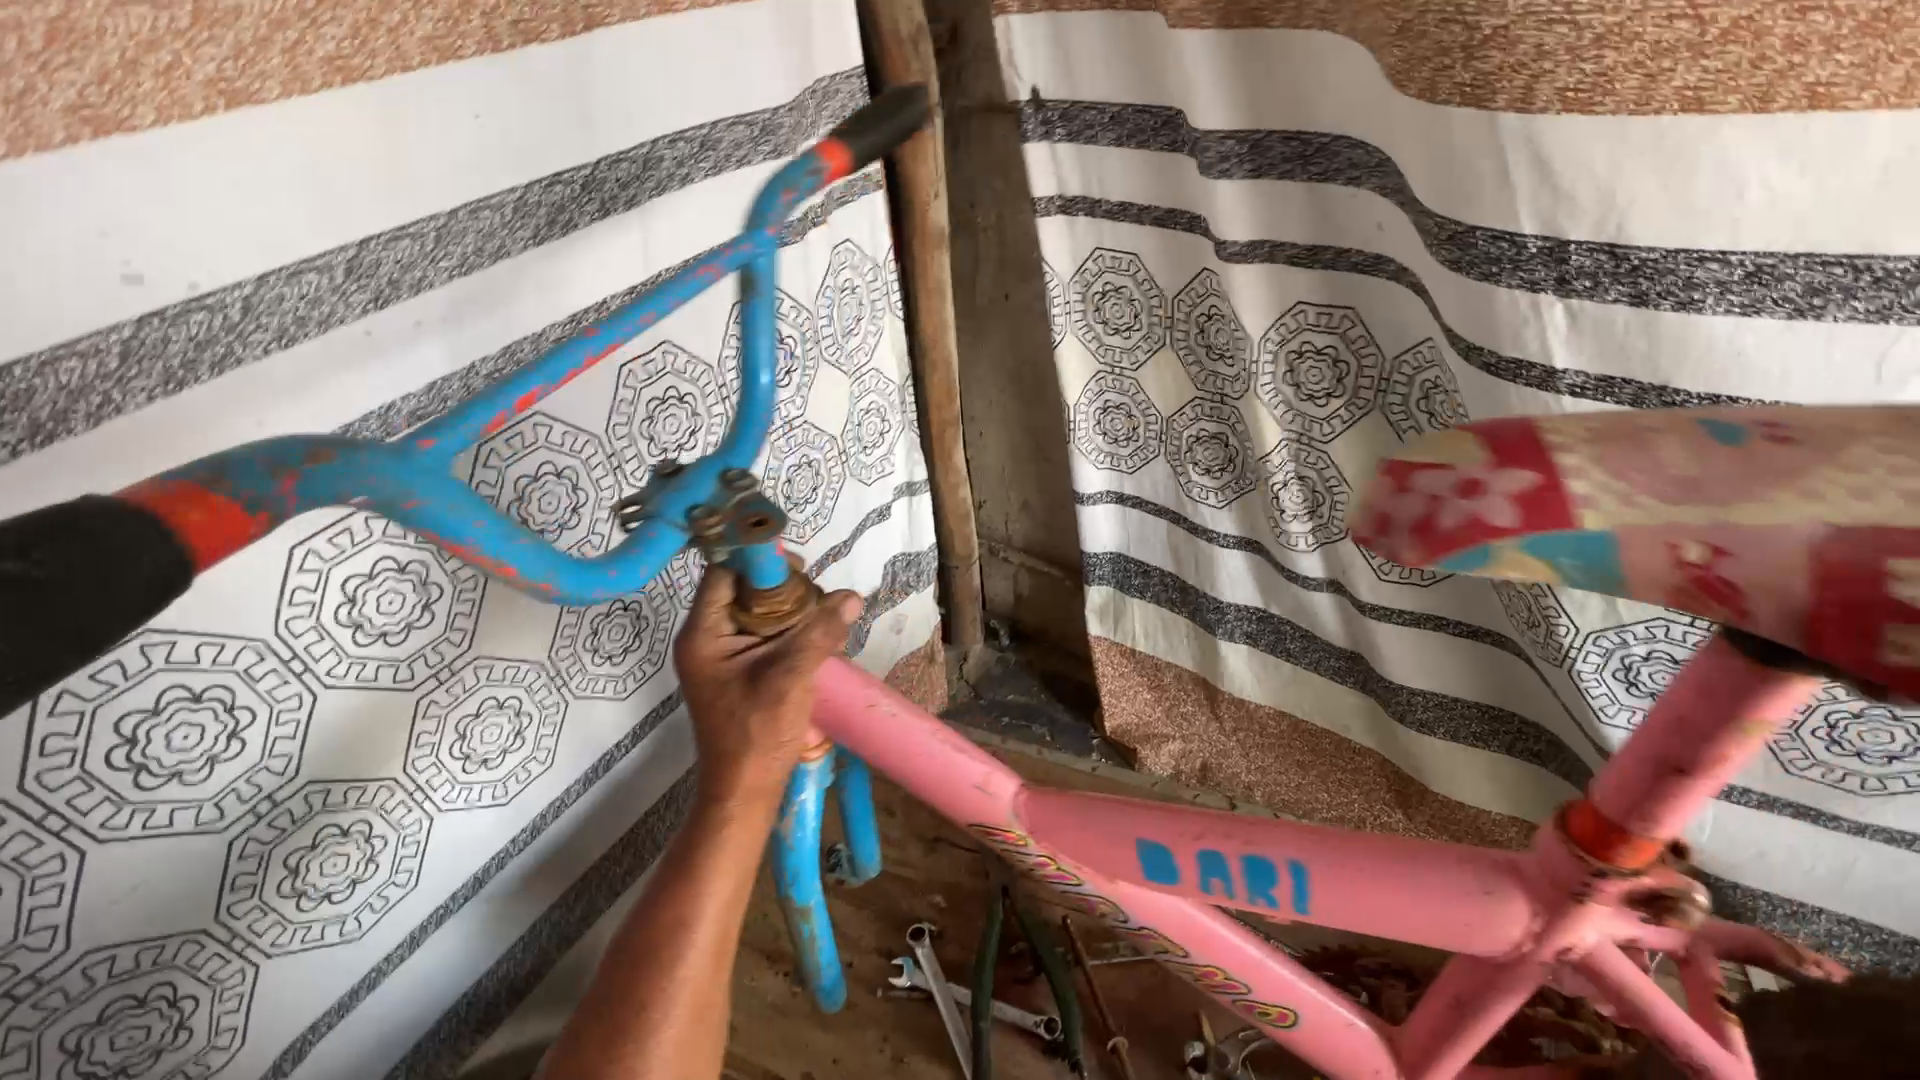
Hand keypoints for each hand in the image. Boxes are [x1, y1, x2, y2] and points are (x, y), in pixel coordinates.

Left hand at [672, 562, 861, 800]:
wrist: (745, 790)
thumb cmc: (758, 733)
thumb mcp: (790, 676)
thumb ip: (818, 632)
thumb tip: (851, 598)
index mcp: (703, 634)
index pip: (724, 574)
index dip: (759, 562)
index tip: (799, 567)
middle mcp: (706, 638)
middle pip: (743, 589)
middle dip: (783, 587)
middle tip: (817, 596)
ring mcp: (722, 655)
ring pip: (757, 611)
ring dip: (791, 610)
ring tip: (822, 617)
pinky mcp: (739, 670)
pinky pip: (764, 634)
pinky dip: (790, 630)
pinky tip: (816, 636)